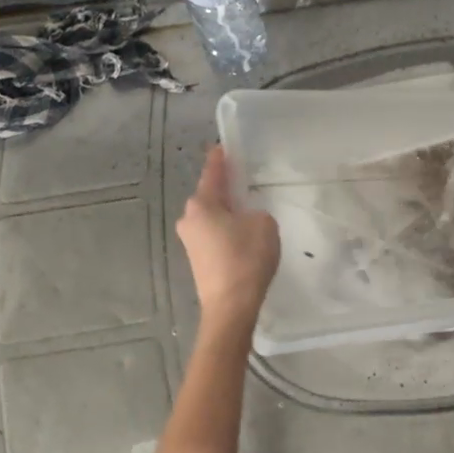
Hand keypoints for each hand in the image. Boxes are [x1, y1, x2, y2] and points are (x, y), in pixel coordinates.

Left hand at [177, 146, 280, 319]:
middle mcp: (190, 218)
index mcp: (202, 203)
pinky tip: (243, 237)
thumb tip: (246, 219)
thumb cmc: (246, 258)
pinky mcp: (198, 259)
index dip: (220, 158)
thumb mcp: (264, 224)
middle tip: (245, 181)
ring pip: (212, 217)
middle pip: (210, 196)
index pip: (213, 172)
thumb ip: (255, 212)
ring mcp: (190, 241)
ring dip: (227, 213)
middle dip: (226, 189)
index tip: (223, 146)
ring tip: (249, 211)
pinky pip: (214, 235)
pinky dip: (227, 231)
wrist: (231, 306)